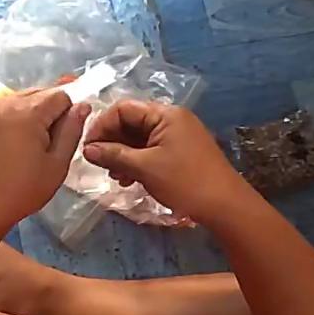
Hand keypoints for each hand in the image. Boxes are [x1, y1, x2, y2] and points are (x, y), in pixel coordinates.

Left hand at [0, 88, 89, 233]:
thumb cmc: (21, 189)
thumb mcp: (56, 165)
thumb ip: (71, 131)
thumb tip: (82, 106)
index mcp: (29, 111)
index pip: (60, 95)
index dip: (68, 112)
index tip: (64, 135)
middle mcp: (6, 102)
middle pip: (37, 93)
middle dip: (48, 110)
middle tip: (48, 141)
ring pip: (16, 100)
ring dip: (27, 113)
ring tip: (26, 144)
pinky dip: (8, 120)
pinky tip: (5, 145)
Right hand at [81, 100, 255, 225]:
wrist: (225, 206)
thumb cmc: (185, 181)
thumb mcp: (145, 168)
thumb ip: (114, 155)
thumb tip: (88, 149)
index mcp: (165, 114)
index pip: (123, 109)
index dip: (102, 126)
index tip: (88, 147)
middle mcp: (171, 119)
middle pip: (131, 122)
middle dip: (112, 142)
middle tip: (99, 164)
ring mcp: (177, 136)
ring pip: (139, 138)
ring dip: (122, 155)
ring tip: (114, 176)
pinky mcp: (180, 152)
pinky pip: (151, 150)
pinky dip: (136, 161)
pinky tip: (129, 179)